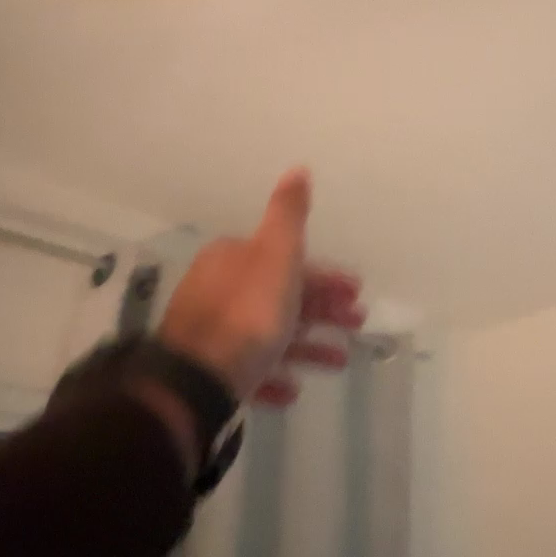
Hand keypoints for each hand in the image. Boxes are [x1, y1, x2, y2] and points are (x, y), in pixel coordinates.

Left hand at [159, 169, 365, 406]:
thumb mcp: (276, 254)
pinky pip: (252, 369)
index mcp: (234, 259)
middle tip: (358, 324)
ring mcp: (214, 334)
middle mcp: (220, 290)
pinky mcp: (211, 372)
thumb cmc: (248, 312)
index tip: (356, 292)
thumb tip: (298, 168)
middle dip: (323, 310)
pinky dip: (277, 374)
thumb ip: (289, 215)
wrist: (197, 378)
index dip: (326, 276)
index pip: (288, 261)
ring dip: (308, 345)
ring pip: (271, 334)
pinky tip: (294, 388)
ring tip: (339, 361)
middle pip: (282, 297)